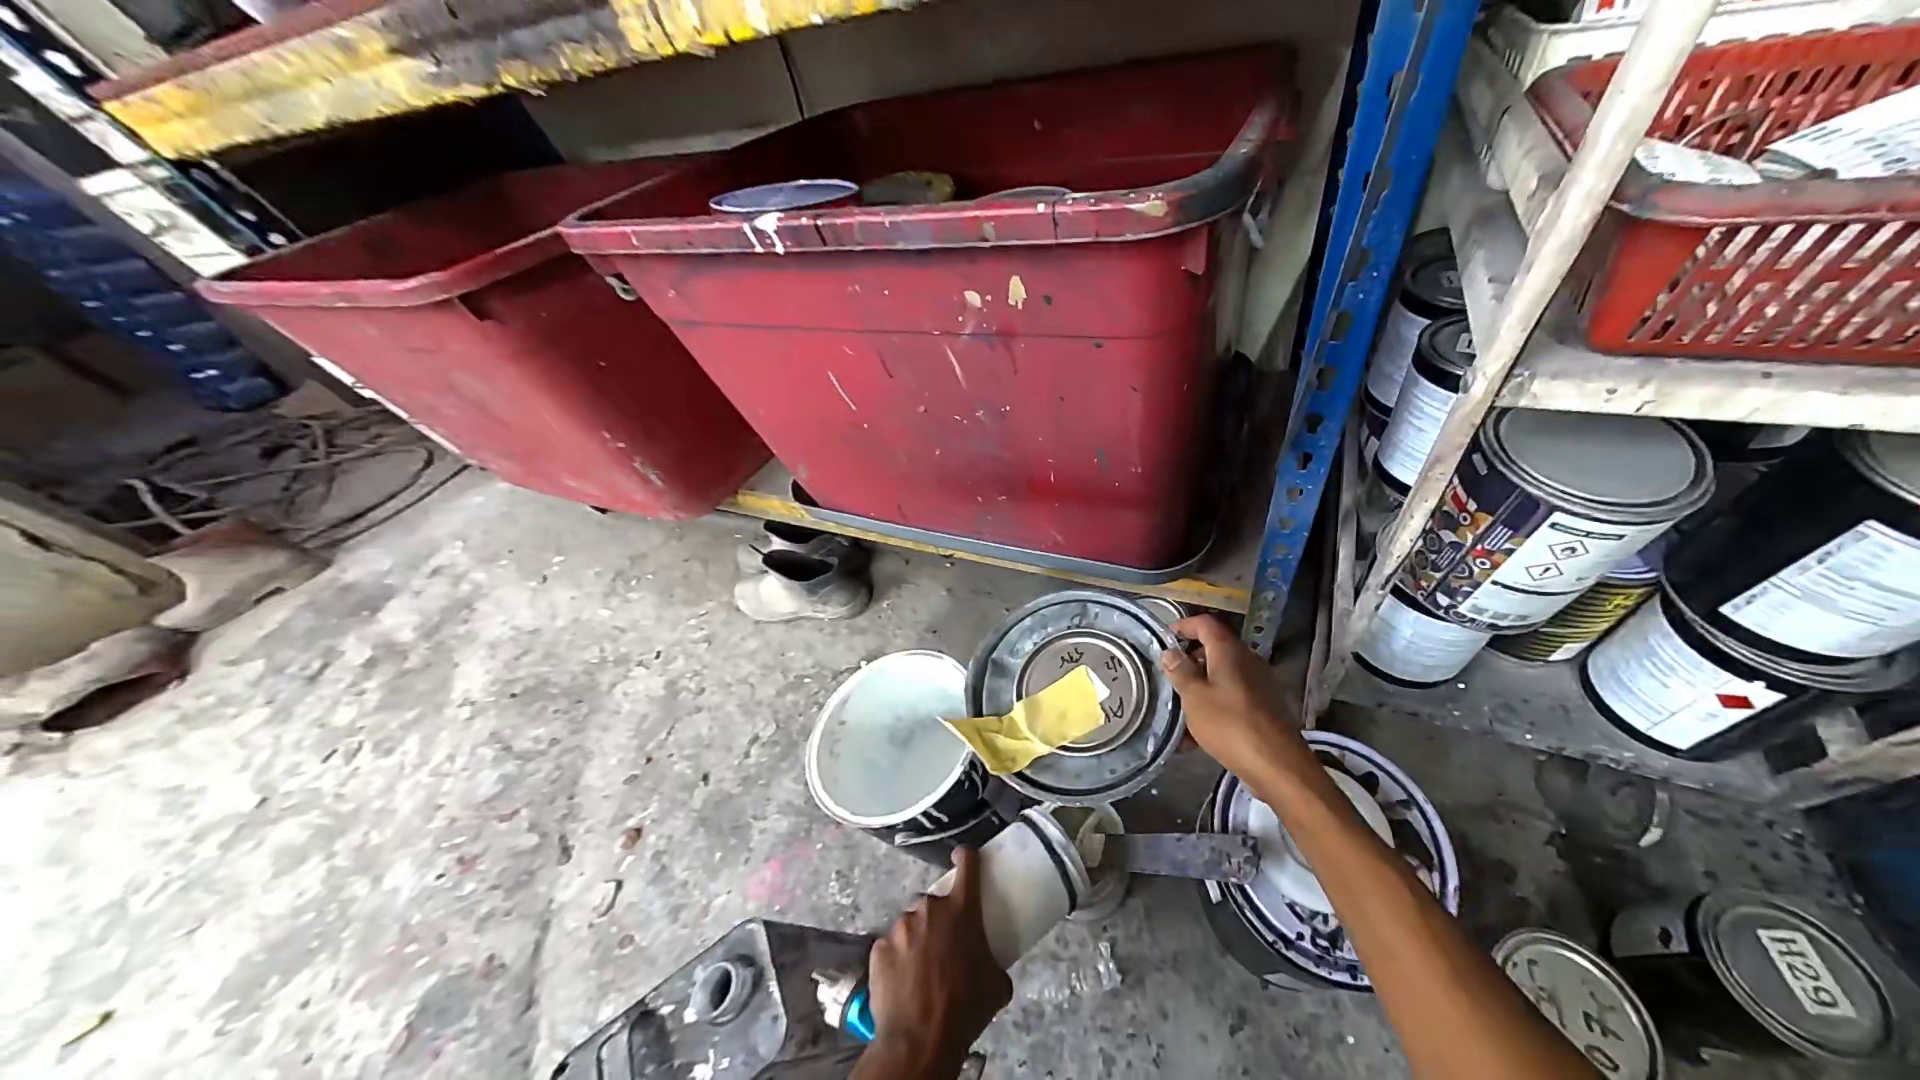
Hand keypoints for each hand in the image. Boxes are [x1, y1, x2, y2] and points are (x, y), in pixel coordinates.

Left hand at [857, 848, 1010, 1078]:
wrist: (920, 1039)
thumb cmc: (965, 1008)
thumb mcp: (997, 985)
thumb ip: (994, 962)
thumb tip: (991, 965)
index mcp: (962, 910)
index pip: (967, 865)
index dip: (967, 857)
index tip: (964, 856)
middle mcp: (930, 909)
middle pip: (936, 903)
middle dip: (940, 920)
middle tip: (945, 949)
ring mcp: (901, 925)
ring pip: (912, 924)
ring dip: (918, 939)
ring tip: (921, 971)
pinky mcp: (879, 946)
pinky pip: (891, 946)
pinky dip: (897, 958)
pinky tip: (903, 982)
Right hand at [1159, 615, 1308, 782]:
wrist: (1276, 765)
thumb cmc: (1230, 724)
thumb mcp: (1194, 697)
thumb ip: (1180, 671)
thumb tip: (1170, 652)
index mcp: (1230, 652)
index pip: (1206, 624)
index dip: (1184, 626)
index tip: (1164, 639)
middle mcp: (1247, 661)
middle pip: (1214, 650)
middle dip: (1188, 661)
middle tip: (1167, 677)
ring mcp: (1258, 685)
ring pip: (1221, 676)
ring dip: (1198, 687)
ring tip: (1177, 709)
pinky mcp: (1262, 708)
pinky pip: (1230, 698)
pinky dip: (1212, 707)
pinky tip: (1194, 736)